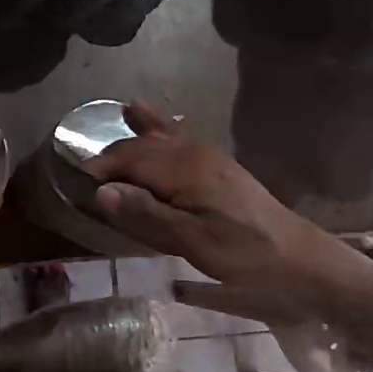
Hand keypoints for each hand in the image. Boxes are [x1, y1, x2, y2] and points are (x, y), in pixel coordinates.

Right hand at [83, 104, 319, 283]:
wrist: (296, 255)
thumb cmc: (243, 253)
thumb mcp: (193, 242)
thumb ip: (147, 214)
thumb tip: (102, 192)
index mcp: (185, 169)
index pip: (129, 160)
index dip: (101, 170)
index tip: (76, 184)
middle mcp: (193, 152)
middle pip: (141, 146)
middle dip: (112, 156)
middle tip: (86, 175)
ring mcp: (206, 153)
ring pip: (159, 136)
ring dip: (133, 135)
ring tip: (110, 124)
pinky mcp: (215, 162)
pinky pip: (177, 136)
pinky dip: (157, 125)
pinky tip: (146, 116)